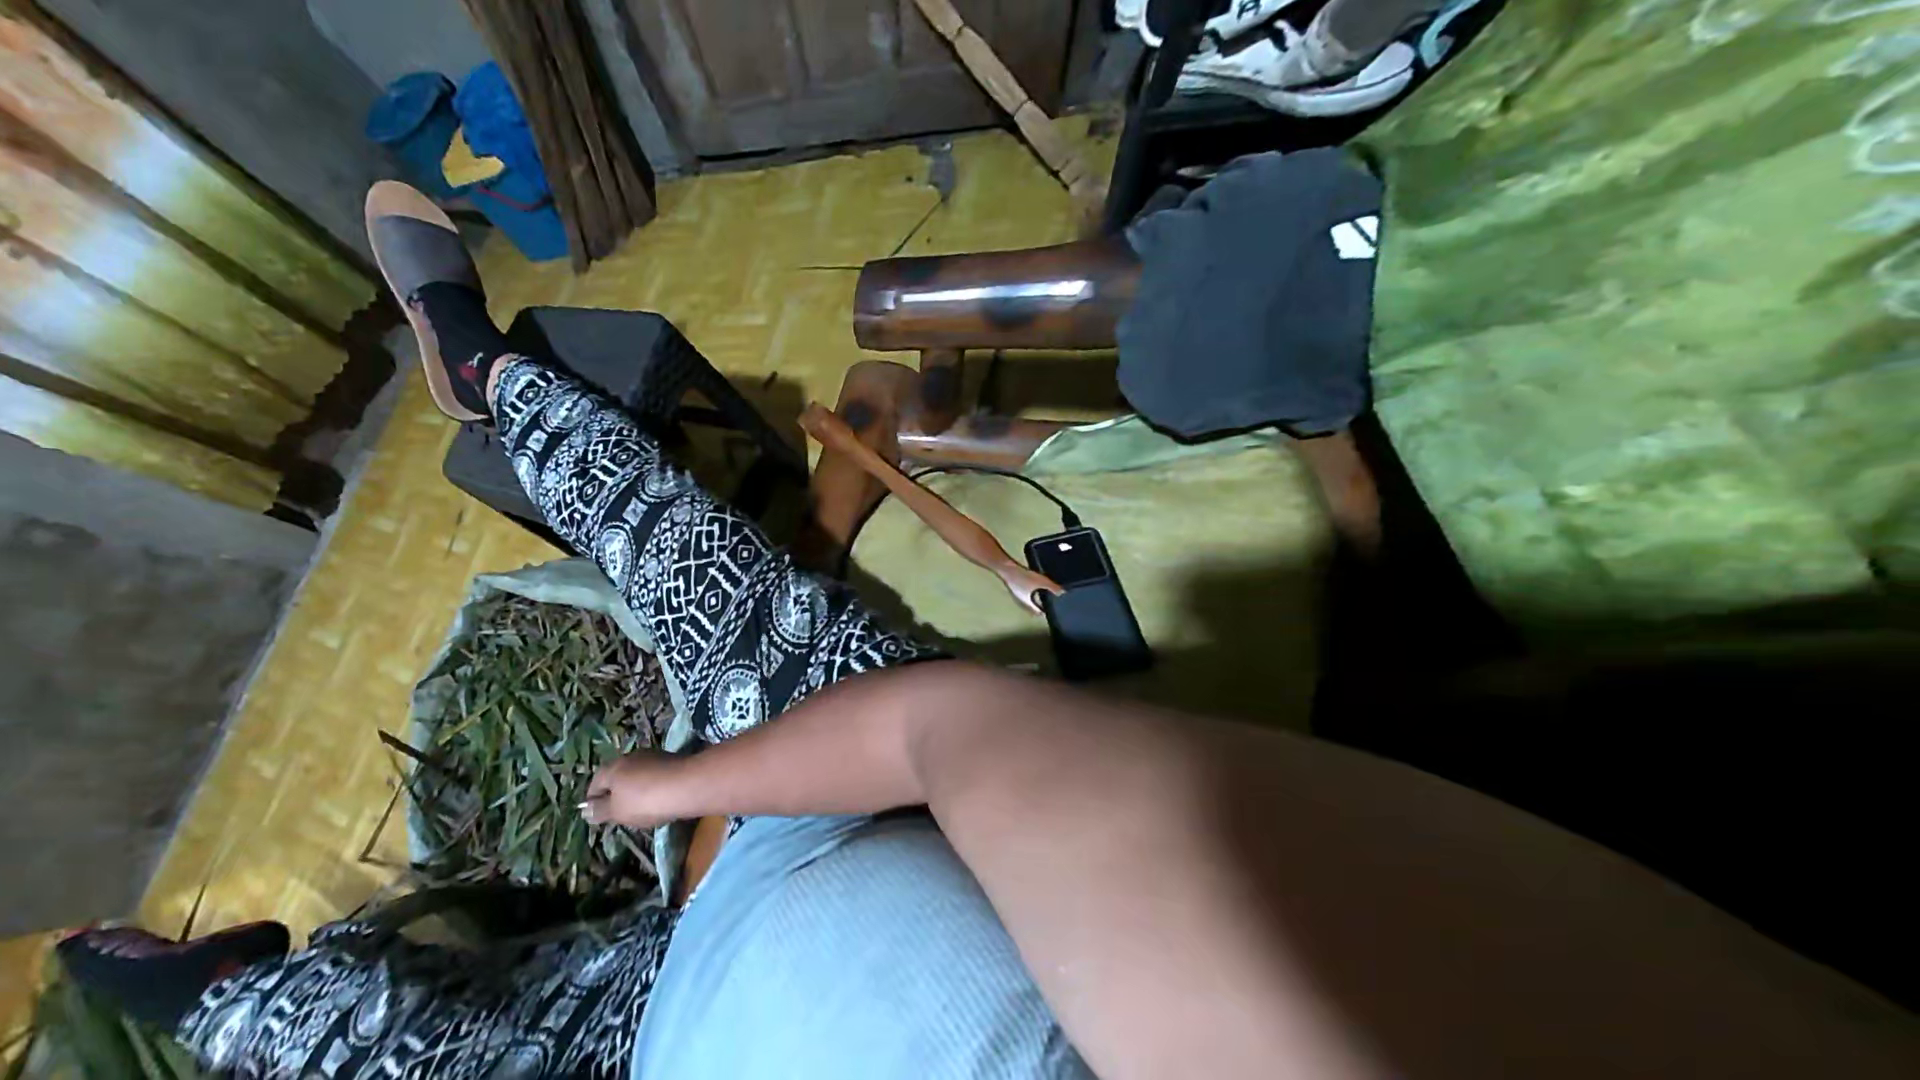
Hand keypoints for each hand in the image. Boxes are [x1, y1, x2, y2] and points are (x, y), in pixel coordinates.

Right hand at [579, 750, 676, 828]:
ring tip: (640, 810)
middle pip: (618, 776)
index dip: (593, 799)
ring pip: (638, 776)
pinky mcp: (674, 762)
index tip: (595, 814)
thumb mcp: (616, 810)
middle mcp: (632, 756)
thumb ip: (599, 810)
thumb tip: (585, 810)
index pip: (595, 782)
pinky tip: (660, 801)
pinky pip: (657, 777)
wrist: (688, 785)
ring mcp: (655, 757)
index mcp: (613, 766)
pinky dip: (654, 789)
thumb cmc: (644, 799)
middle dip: (616, 794)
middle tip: (618, 814)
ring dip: (637, 791)